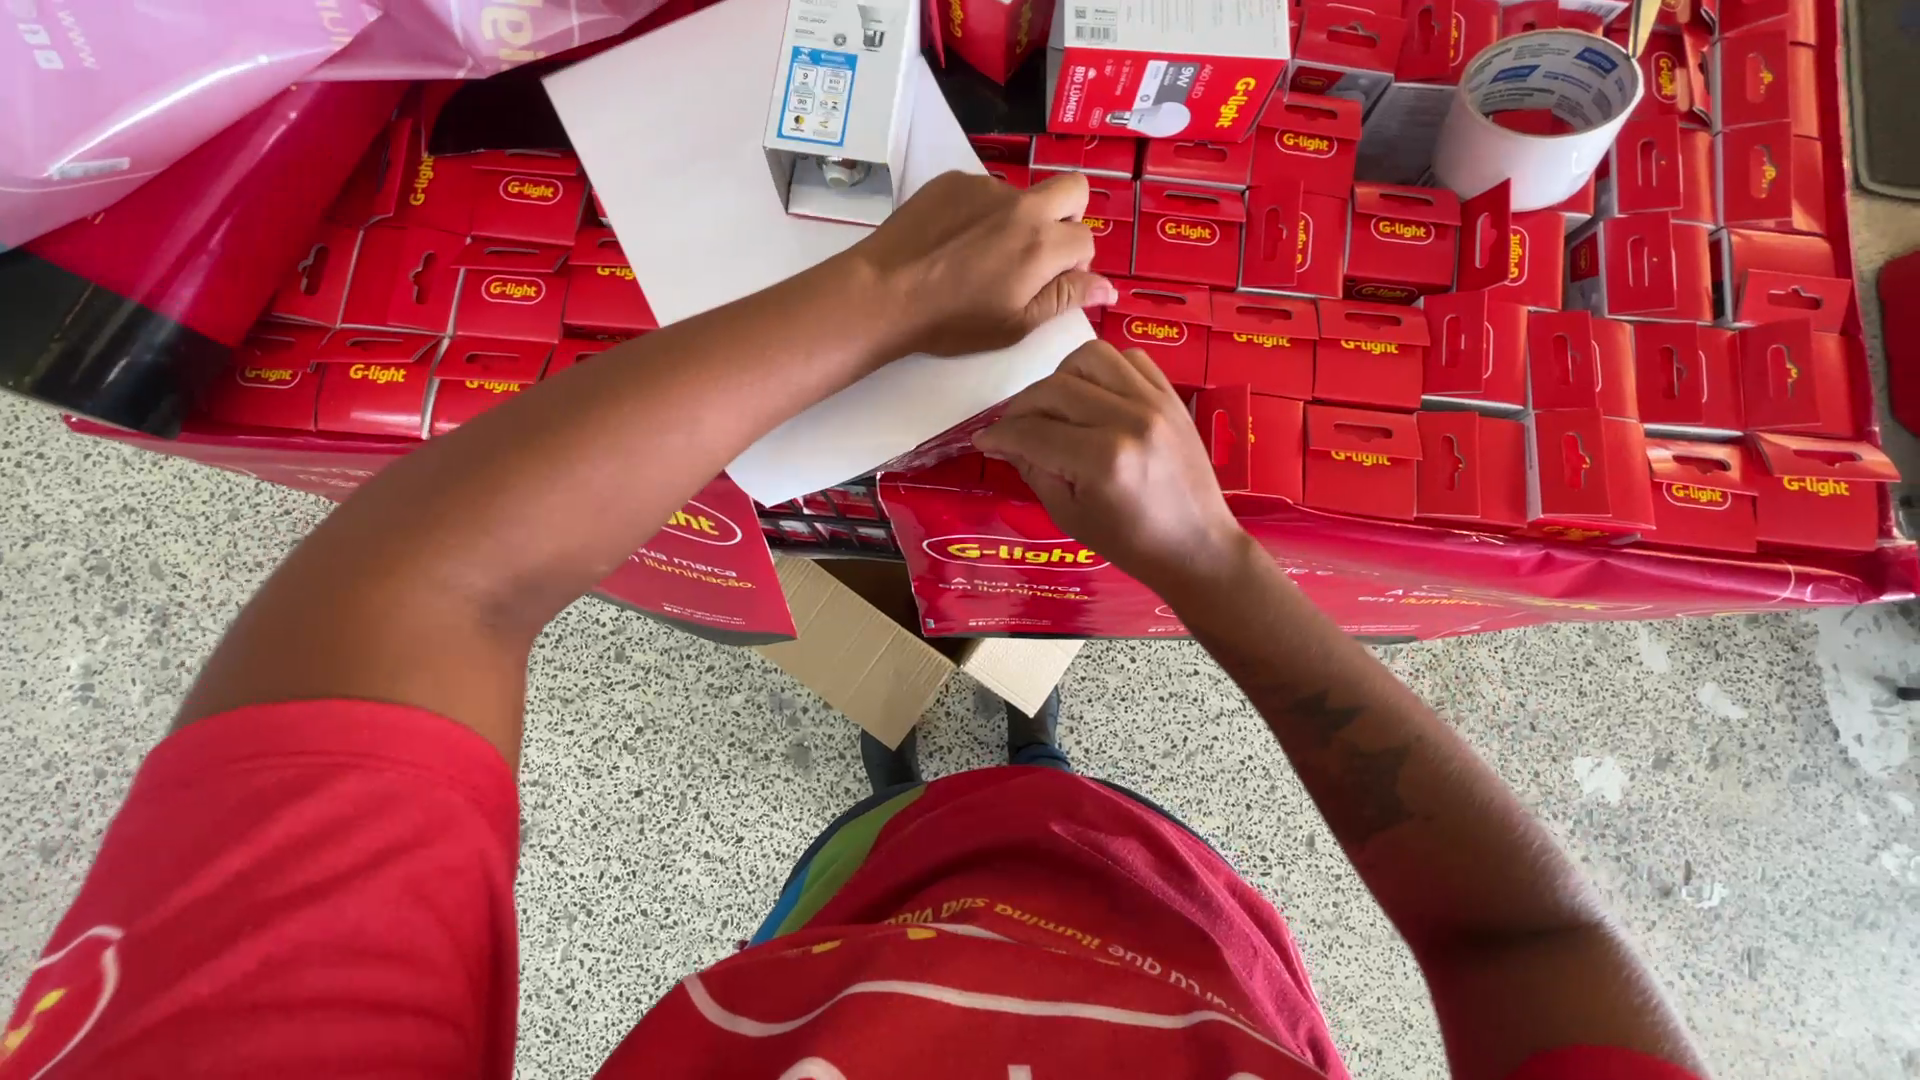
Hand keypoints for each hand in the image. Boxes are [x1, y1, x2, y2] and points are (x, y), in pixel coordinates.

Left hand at [848, 170, 1115, 357]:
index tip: (1052, 281)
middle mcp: (1022, 205)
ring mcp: (986, 187)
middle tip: (1039, 252)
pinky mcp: (953, 180)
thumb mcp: (1015, 324)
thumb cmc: (952, 321)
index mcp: (1043, 244)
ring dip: (1019, 218)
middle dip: (1069, 216)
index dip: (1076, 263)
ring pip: (1024, 194)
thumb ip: (1064, 298)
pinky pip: (985, 191)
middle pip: (1073, 188)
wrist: (884, 293)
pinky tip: (955, 243)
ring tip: (981, 256)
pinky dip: (982, 213)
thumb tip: (1108, 287)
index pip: (1087, 239)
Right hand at [973, 341, 1249, 594]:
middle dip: (1022, 408)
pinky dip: (1103, 370)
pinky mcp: (1171, 397)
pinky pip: (1129, 359)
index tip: (986, 440)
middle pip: (1054, 389)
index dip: (1000, 435)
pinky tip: (1094, 396)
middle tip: (1013, 429)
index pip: (1032, 432)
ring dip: (1061, 377)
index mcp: (1101, 460)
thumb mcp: (1069, 515)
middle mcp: (1128, 420)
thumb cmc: (1130, 543)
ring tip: (1055, 406)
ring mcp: (1154, 403)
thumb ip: (1033, 470)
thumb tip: (1003, 441)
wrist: (1196, 546)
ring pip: (1090, 358)